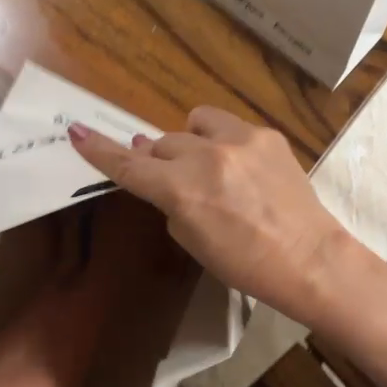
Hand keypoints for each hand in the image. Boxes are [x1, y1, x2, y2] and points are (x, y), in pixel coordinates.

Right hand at [68, 107, 357, 321]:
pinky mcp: (267, 135)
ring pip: (194, 123)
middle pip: (161, 144)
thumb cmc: (245, 263)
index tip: (77, 132)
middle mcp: (206, 155)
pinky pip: (229, 127)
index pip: (129, 166)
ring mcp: (240, 140)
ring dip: (191, 141)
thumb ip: (169, 202)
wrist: (308, 256)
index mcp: (182, 190)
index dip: (100, 151)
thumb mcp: (192, 240)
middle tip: (175, 180)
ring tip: (210, 165)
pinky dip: (225, 142)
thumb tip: (159, 172)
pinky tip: (243, 168)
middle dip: (161, 161)